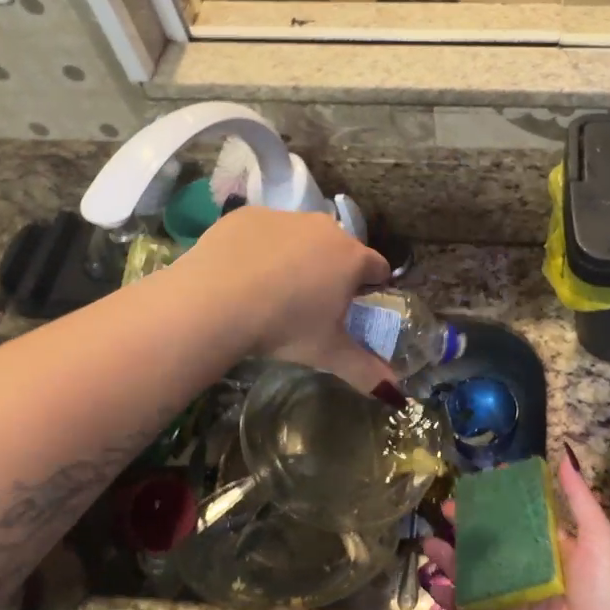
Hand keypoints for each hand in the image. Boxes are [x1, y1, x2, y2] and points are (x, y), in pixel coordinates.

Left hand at [170, 207, 393, 389]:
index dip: (371, 286)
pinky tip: (243, 274)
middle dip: (332, 270)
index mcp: (352, 258)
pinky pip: (263, 231)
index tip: (355, 305)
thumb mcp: (327, 353)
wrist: (214, 301)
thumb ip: (365, 371)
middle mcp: (324, 228)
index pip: (378, 267)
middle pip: (340, 248)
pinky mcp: (247, 214)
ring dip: (297, 256)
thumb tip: (395, 395)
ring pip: (301, 236)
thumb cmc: (284, 326)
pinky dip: (260, 248)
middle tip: (311, 303)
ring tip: (274, 289)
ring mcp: (285, 217)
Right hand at [422, 459, 609, 609]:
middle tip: (443, 511)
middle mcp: (526, 566)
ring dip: (451, 561)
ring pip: (474, 575)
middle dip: (465, 528)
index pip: (514, 516)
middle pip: (488, 543)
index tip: (473, 484)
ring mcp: (512, 595)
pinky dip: (452, 600)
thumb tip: (564, 454)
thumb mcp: (595, 532)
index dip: (494, 500)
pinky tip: (433, 585)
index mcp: (546, 543)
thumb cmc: (605, 583)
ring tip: (428, 544)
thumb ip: (576, 497)